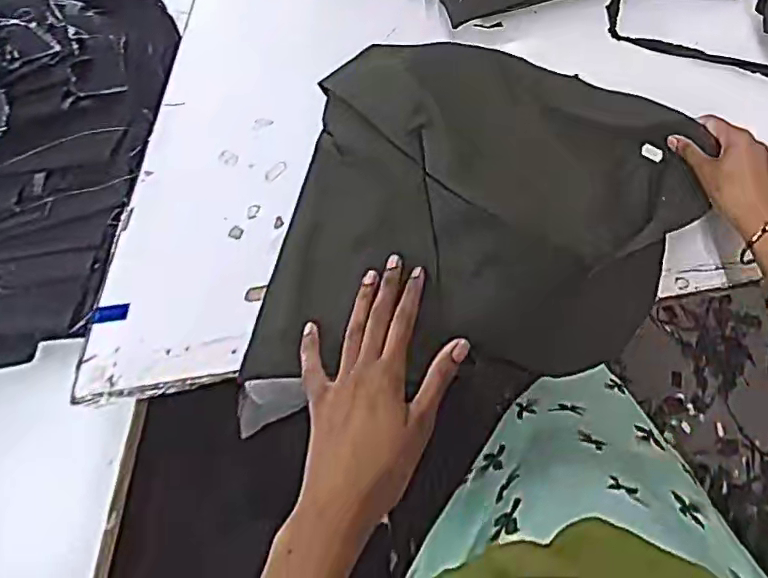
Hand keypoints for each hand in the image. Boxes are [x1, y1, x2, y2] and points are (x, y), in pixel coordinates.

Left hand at [266, 256, 468, 576]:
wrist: (338, 504)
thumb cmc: (381, 471)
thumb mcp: (421, 424)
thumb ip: (438, 379)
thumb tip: (457, 346)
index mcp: (387, 375)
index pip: (403, 324)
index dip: (411, 295)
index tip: (416, 274)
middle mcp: (361, 372)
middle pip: (376, 320)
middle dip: (386, 289)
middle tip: (391, 264)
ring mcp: (338, 385)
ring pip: (350, 333)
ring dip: (359, 304)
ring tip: (365, 280)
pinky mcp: (320, 402)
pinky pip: (313, 367)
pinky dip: (311, 346)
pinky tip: (310, 329)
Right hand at [668, 116, 767, 246]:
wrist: (760, 224)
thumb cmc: (740, 200)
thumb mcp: (705, 171)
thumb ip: (688, 151)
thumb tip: (676, 140)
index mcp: (740, 137)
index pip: (711, 121)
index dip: (693, 129)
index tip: (684, 137)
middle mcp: (754, 144)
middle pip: (723, 132)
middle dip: (707, 143)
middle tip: (695, 156)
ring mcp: (761, 157)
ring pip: (734, 146)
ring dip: (720, 154)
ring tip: (711, 172)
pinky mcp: (763, 170)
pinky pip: (743, 158)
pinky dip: (732, 164)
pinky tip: (724, 180)